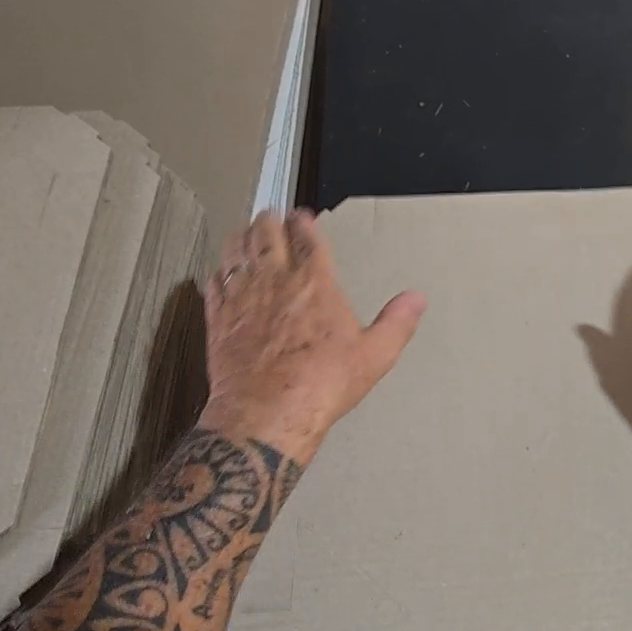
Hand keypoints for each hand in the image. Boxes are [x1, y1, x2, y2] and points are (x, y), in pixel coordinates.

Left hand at [198, 210, 425, 463]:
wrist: (267, 413)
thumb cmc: (322, 383)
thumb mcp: (375, 355)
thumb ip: (397, 322)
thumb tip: (417, 299)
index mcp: (315, 282)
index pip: (306, 237)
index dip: (303, 222)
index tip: (302, 216)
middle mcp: (275, 280)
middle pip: (266, 234)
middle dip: (269, 221)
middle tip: (271, 217)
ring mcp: (242, 297)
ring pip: (236, 251)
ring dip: (242, 237)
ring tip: (245, 233)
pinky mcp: (219, 319)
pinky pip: (214, 282)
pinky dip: (219, 271)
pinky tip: (221, 272)